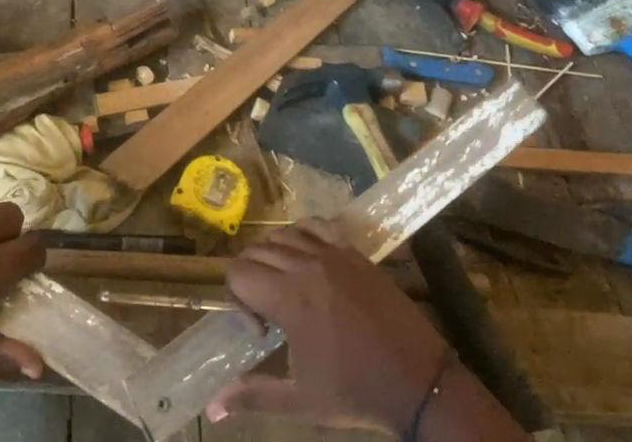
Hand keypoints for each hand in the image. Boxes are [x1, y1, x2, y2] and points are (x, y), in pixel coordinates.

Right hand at [214, 219, 449, 429]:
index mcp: (289, 298)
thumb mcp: (300, 400)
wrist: (417, 380)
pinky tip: (308, 261)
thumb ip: (253, 395)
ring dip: (274, 257)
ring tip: (287, 288)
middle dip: (251, 279)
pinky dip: (303, 234)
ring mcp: (333, 254)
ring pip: (283, 234)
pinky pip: (317, 224)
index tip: (262, 332)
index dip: (237, 301)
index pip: (237, 272)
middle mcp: (306, 266)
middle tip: (269, 313)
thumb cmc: (356, 392)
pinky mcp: (354, 252)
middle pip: (256, 250)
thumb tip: (213, 406)